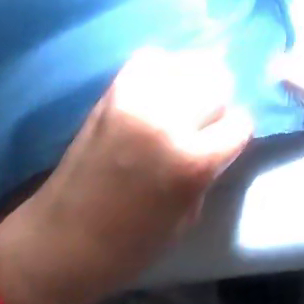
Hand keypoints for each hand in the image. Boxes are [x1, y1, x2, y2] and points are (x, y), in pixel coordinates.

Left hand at [0, 48, 252, 303]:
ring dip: (192, 81)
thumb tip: (219, 136)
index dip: (235, 133)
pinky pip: (151, 59)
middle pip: (217, 81)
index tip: (225, 141)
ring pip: (187, 63)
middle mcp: (167, 120)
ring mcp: (136, 99)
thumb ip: (209, 168)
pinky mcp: (112, 91)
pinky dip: (162, 70)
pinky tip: (160, 90)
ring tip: (184, 101)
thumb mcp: (189, 214)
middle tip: (206, 120)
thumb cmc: (132, 244)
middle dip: (218, 101)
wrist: (63, 239)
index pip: (239, 122)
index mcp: (192, 161)